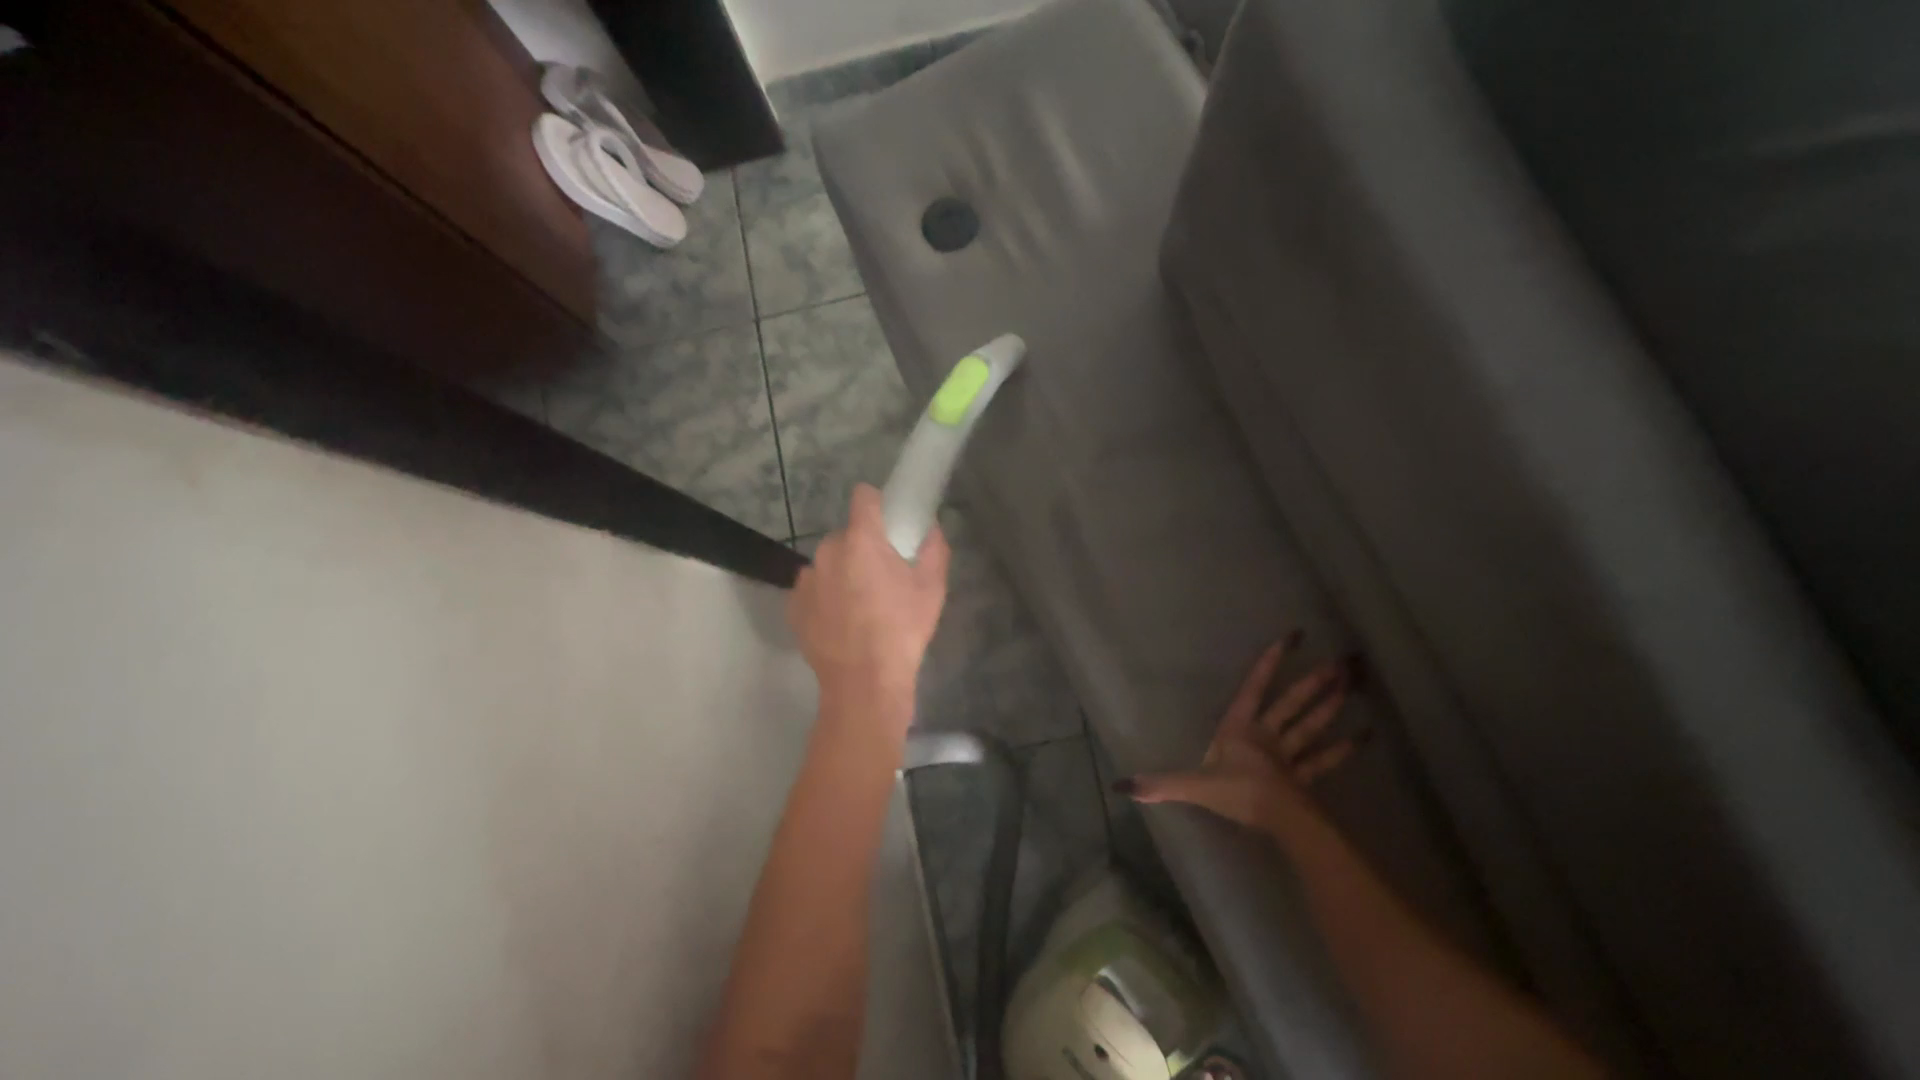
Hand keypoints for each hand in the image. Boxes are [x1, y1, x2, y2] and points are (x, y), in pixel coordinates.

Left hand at [788, 484, 950, 717]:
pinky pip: (813, 590)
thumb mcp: (932, 589)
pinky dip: (825, 598)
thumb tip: (931, 529)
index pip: (863, 497)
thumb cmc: (903, 631)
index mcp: (861, 540)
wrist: (865, 682)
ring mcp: (807, 580)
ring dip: (841, 573)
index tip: (887, 520)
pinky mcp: (794, 606)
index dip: (876, 504)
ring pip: (828, 563)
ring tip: (860, 606)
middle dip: (862, 549)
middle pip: (846, 536)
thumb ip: (933, 549)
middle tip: (881, 577)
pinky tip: (841, 623)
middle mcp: (828, 552)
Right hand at [1117, 636, 1365, 833]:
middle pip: (1293, 704)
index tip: (1291, 637)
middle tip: (1340, 659)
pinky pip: (1326, 759)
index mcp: (1240, 729)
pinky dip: (1346, 748)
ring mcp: (1289, 756)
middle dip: (1313, 682)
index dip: (1270, 663)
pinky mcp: (1303, 778)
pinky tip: (1366, 735)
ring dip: (1331, 705)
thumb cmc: (1235, 793)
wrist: (1274, 818)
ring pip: (1312, 725)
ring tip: (1352, 684)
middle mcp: (1267, 736)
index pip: (1255, 689)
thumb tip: (1122, 786)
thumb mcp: (1193, 785)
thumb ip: (1161, 783)